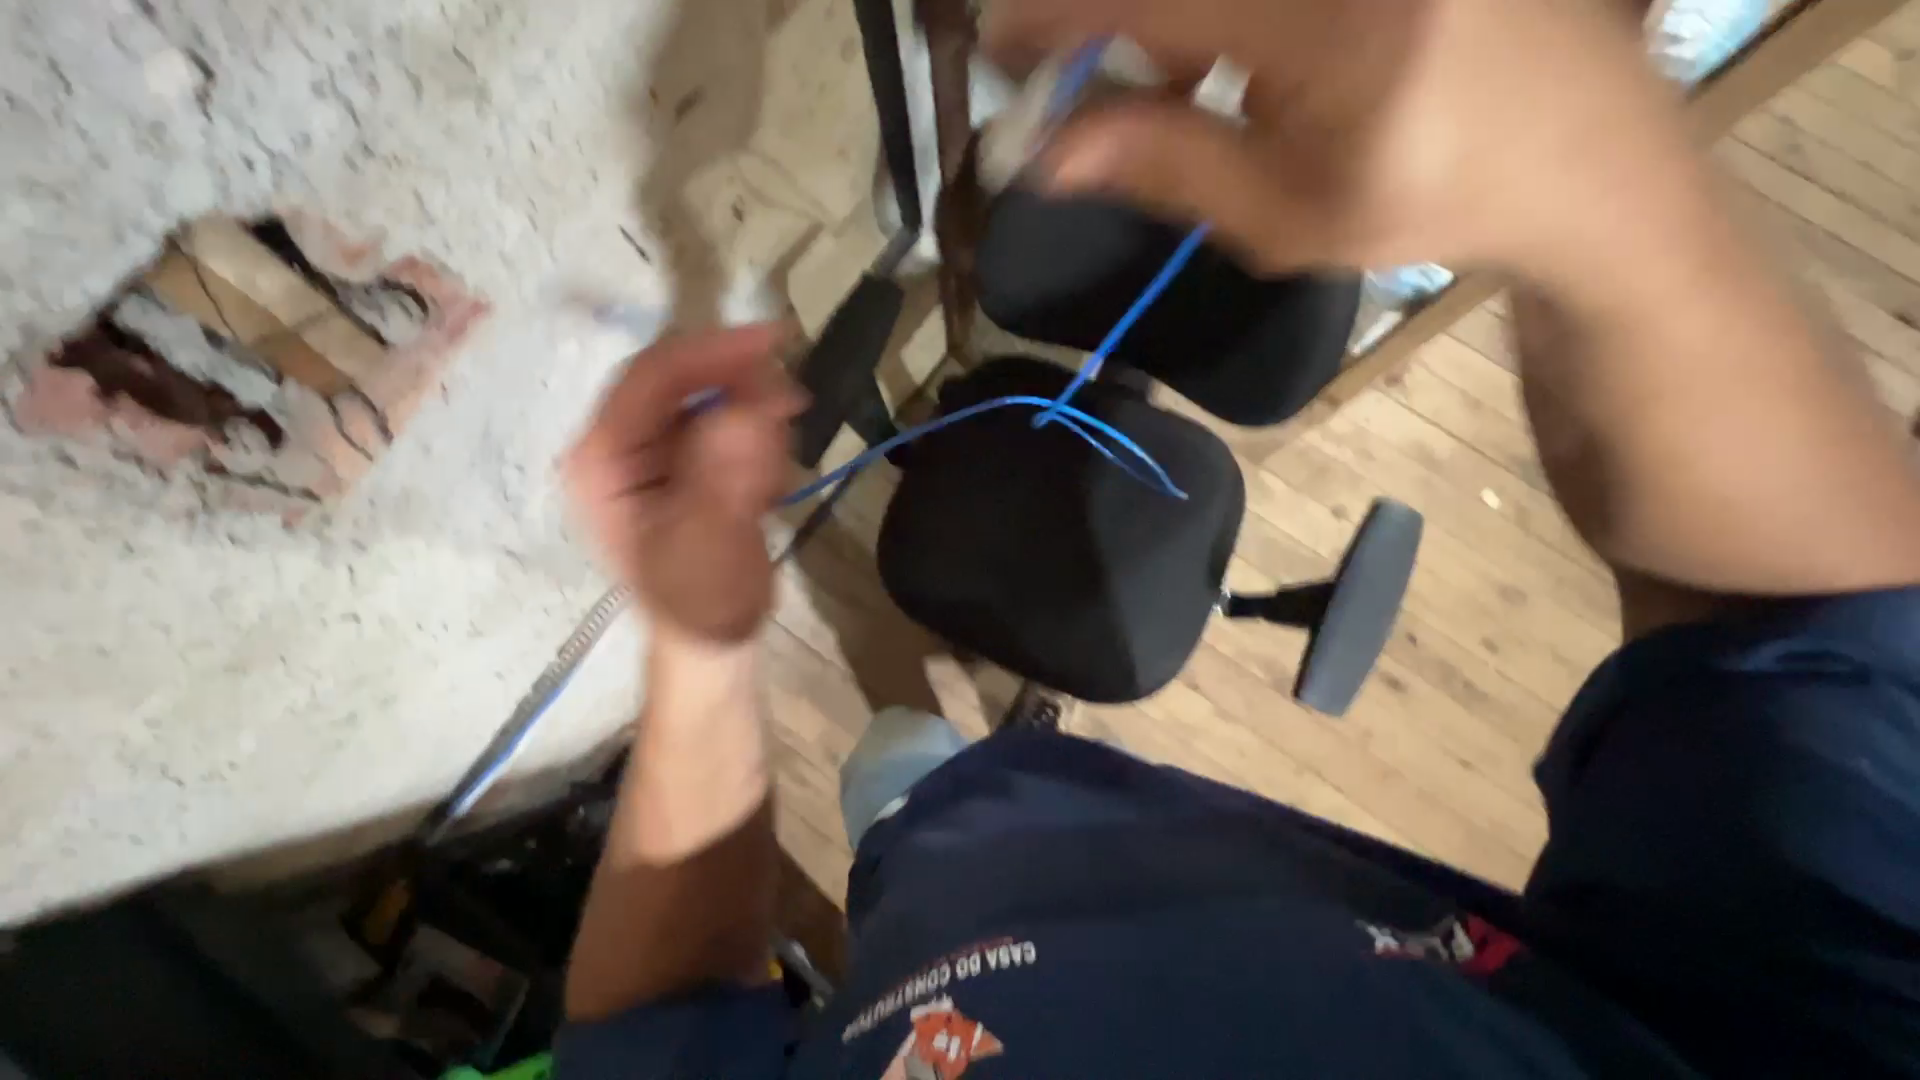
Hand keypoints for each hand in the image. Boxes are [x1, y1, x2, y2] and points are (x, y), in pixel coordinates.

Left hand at [566, 324, 802, 643]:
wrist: (713, 637)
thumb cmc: (702, 601)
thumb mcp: (711, 543)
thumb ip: (724, 475)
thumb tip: (750, 409)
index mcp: (602, 458)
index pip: (651, 376)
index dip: (711, 350)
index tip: (775, 342)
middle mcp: (619, 443)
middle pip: (682, 378)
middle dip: (741, 389)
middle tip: (791, 410)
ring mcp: (652, 450)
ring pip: (711, 398)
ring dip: (754, 425)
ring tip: (770, 485)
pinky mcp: (684, 459)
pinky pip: (727, 422)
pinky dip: (757, 443)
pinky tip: (766, 490)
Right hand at [986, 0, 1690, 281]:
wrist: (1583, 153)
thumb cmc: (1427, 203)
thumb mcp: (1282, 216)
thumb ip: (1162, 167)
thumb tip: (1045, 151)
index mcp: (1331, 26)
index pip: (1154, 1)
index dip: (1058, 18)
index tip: (997, 44)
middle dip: (1107, 18)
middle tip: (1074, 71)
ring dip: (1166, 22)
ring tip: (1164, 80)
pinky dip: (1213, 19)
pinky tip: (1217, 54)